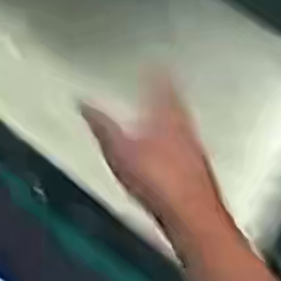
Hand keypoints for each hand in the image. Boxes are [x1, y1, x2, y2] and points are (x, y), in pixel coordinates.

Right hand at [82, 73, 231, 237]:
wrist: (193, 221)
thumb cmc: (155, 178)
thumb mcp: (115, 145)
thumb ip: (99, 122)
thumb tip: (82, 101)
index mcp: (166, 119)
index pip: (163, 89)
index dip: (160, 73)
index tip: (158, 59)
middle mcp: (185, 133)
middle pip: (175, 108)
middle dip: (166, 96)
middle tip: (159, 83)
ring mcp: (195, 156)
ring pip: (181, 128)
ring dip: (170, 118)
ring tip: (158, 113)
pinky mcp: (198, 177)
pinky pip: (184, 148)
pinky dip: (173, 141)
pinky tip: (164, 149)